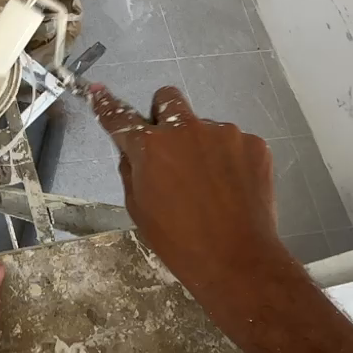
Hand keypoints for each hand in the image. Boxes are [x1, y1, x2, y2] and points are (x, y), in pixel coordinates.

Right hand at [91, 83, 304, 305]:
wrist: (237, 260)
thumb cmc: (177, 240)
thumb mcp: (138, 207)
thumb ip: (132, 170)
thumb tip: (134, 151)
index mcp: (150, 147)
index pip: (120, 118)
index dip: (106, 106)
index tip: (98, 92)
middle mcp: (186, 130)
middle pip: (168, 99)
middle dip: (164, 115)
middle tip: (170, 147)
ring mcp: (224, 133)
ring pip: (204, 128)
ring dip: (201, 146)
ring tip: (210, 186)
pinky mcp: (254, 144)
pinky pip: (234, 144)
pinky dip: (230, 160)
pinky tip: (232, 189)